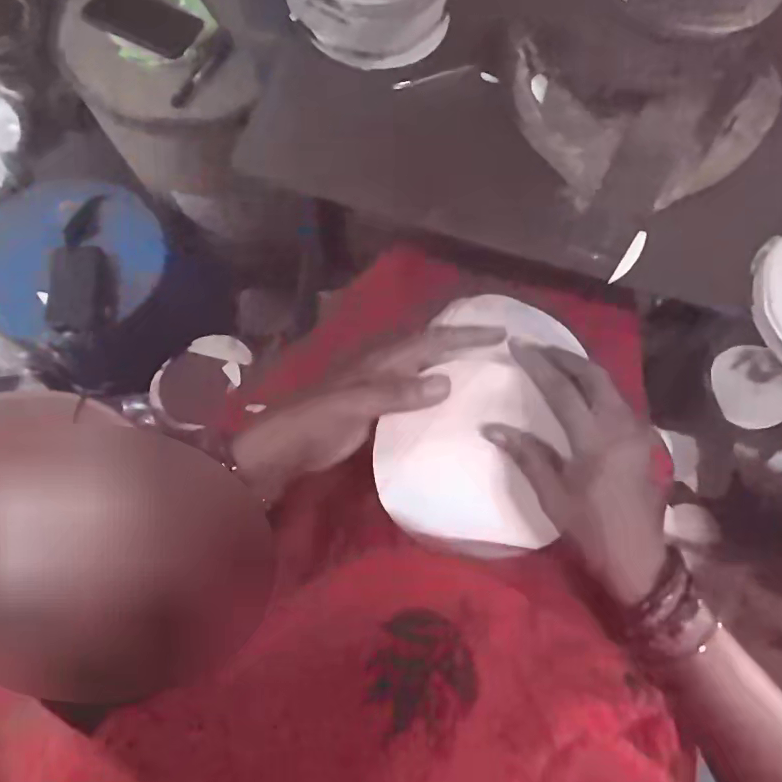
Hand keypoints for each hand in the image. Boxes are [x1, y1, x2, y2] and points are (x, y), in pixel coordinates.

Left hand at [231, 325, 506, 503]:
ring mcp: (376, 389)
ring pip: (420, 369)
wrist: (281, 448)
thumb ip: (394, 393)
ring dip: (448, 365)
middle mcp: (382, 368)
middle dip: (459, 343)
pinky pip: (410, 395)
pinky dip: (431, 394)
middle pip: (427, 348)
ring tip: (482, 371)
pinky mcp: (372, 412)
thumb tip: (445, 381)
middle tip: (496, 346)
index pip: (429, 340)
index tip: (499, 333)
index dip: (463, 336)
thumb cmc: (314, 422)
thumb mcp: (352, 405)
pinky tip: (447, 407)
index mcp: (379, 360)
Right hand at [484, 342, 670, 605]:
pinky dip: (596, 385)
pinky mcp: (643, 438)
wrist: (640, 557)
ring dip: (581, 368)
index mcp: (595, 440)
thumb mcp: (553, 495)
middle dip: (563, 356)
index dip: (538, 365)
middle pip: (593, 375)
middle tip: (536, 348)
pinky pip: (617, 399)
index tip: (518, 346)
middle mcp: (620, 426)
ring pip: (609, 384)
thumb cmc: (591, 529)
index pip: (562, 390)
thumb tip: (491, 427)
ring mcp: (637, 430)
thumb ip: (527, 455)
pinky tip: (579, 388)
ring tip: (553, 361)